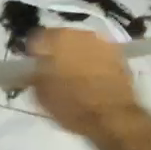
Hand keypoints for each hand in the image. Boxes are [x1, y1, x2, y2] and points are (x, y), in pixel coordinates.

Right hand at [28, 28, 144, 140]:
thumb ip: (33, 75)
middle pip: (59, 38)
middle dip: (55, 51)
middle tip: (54, 71)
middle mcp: (78, 33)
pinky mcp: (117, 51)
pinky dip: (92, 59)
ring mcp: (100, 40)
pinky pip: (97, 51)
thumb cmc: (73, 107)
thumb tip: (33, 68)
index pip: (35, 39)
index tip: (33, 67)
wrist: (114, 117)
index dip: (33, 54)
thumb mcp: (42, 96)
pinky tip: (92, 75)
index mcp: (56, 40)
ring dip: (75, 54)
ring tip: (75, 74)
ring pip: (80, 43)